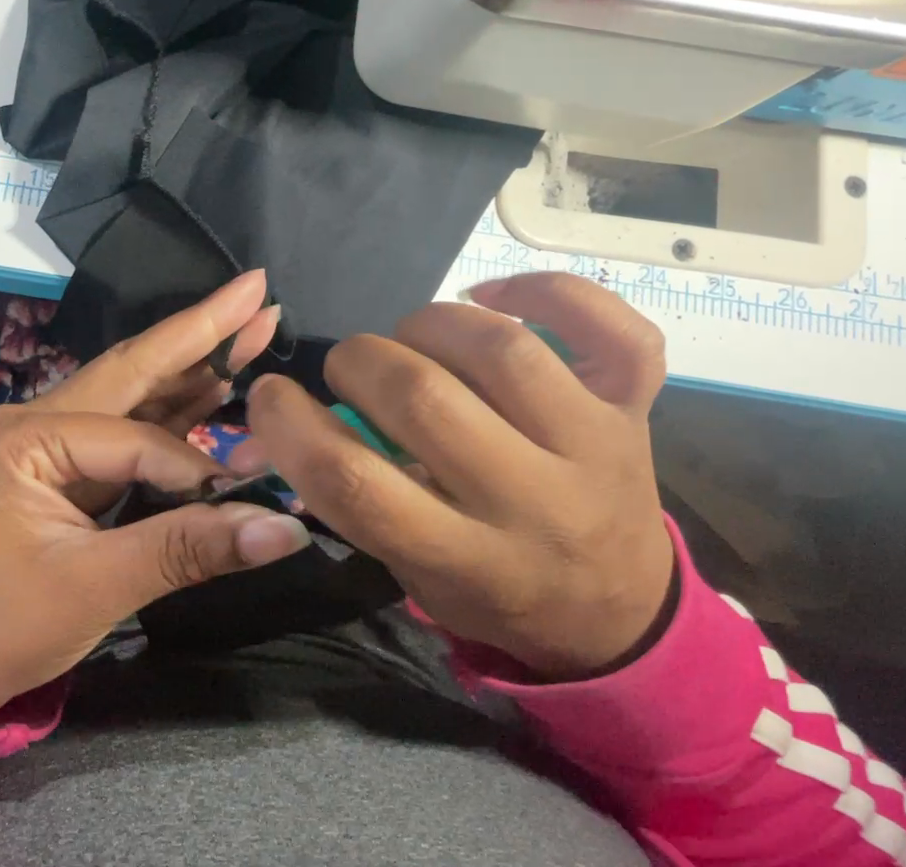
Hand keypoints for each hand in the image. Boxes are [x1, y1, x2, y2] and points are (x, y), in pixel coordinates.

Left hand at [0, 271, 311, 734]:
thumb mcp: (97, 588)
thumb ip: (187, 549)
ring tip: (251, 323)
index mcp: (30, 438)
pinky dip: (175, 412)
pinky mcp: (66, 466)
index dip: (192, 470)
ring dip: (192, 363)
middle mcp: (37, 421)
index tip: (240, 504)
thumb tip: (285, 530)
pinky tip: (214, 382)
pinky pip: (129, 429)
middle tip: (258, 289)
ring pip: (134, 392)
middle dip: (199, 332)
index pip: (134, 439)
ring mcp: (51, 441)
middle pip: (133, 370)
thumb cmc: (5, 625)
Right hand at [236, 272, 674, 679]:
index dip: (289, 425)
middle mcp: (535, 503)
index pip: (354, 482)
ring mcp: (597, 448)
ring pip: (500, 348)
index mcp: (466, 560)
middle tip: (349, 371)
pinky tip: (492, 297)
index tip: (268, 397)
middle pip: (421, 399)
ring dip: (428, 326)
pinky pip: (612, 327)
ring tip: (410, 340)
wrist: (617, 615)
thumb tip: (281, 421)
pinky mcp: (637, 410)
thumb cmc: (490, 593)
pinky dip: (547, 290)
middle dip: (357, 363)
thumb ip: (351, 501)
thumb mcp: (408, 576)